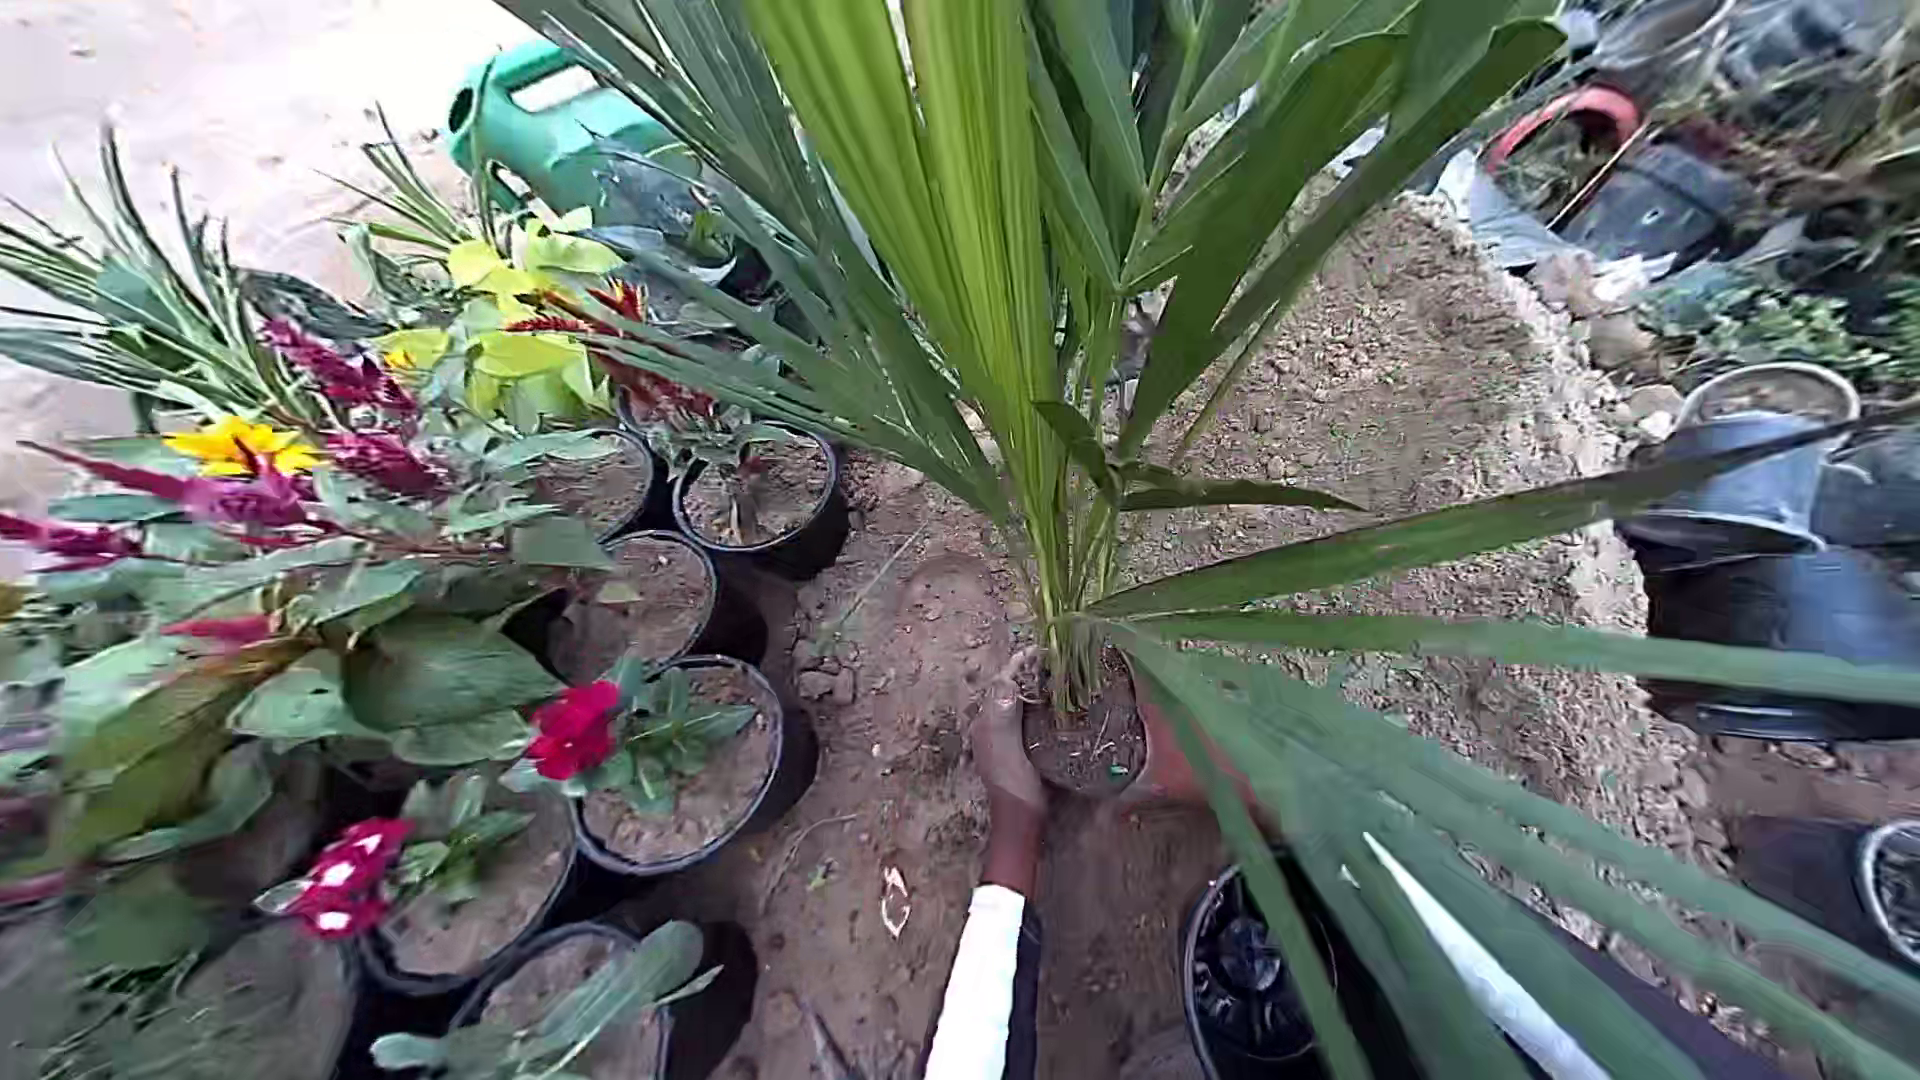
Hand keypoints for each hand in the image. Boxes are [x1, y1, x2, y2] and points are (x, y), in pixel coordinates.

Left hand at [972, 646, 1046, 892]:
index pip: (1001, 683)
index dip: (1018, 664)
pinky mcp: (1017, 747)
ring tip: (1056, 674)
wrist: (1021, 825)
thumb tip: (1006, 679)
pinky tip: (1055, 704)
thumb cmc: (1015, 787)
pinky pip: (1024, 715)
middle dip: (1025, 671)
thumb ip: (1003, 715)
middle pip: (1007, 689)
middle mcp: (991, 726)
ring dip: (1031, 685)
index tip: (1040, 651)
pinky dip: (1037, 703)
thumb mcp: (1008, 750)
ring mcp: (1003, 737)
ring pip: (1016, 700)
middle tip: (1053, 659)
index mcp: (987, 722)